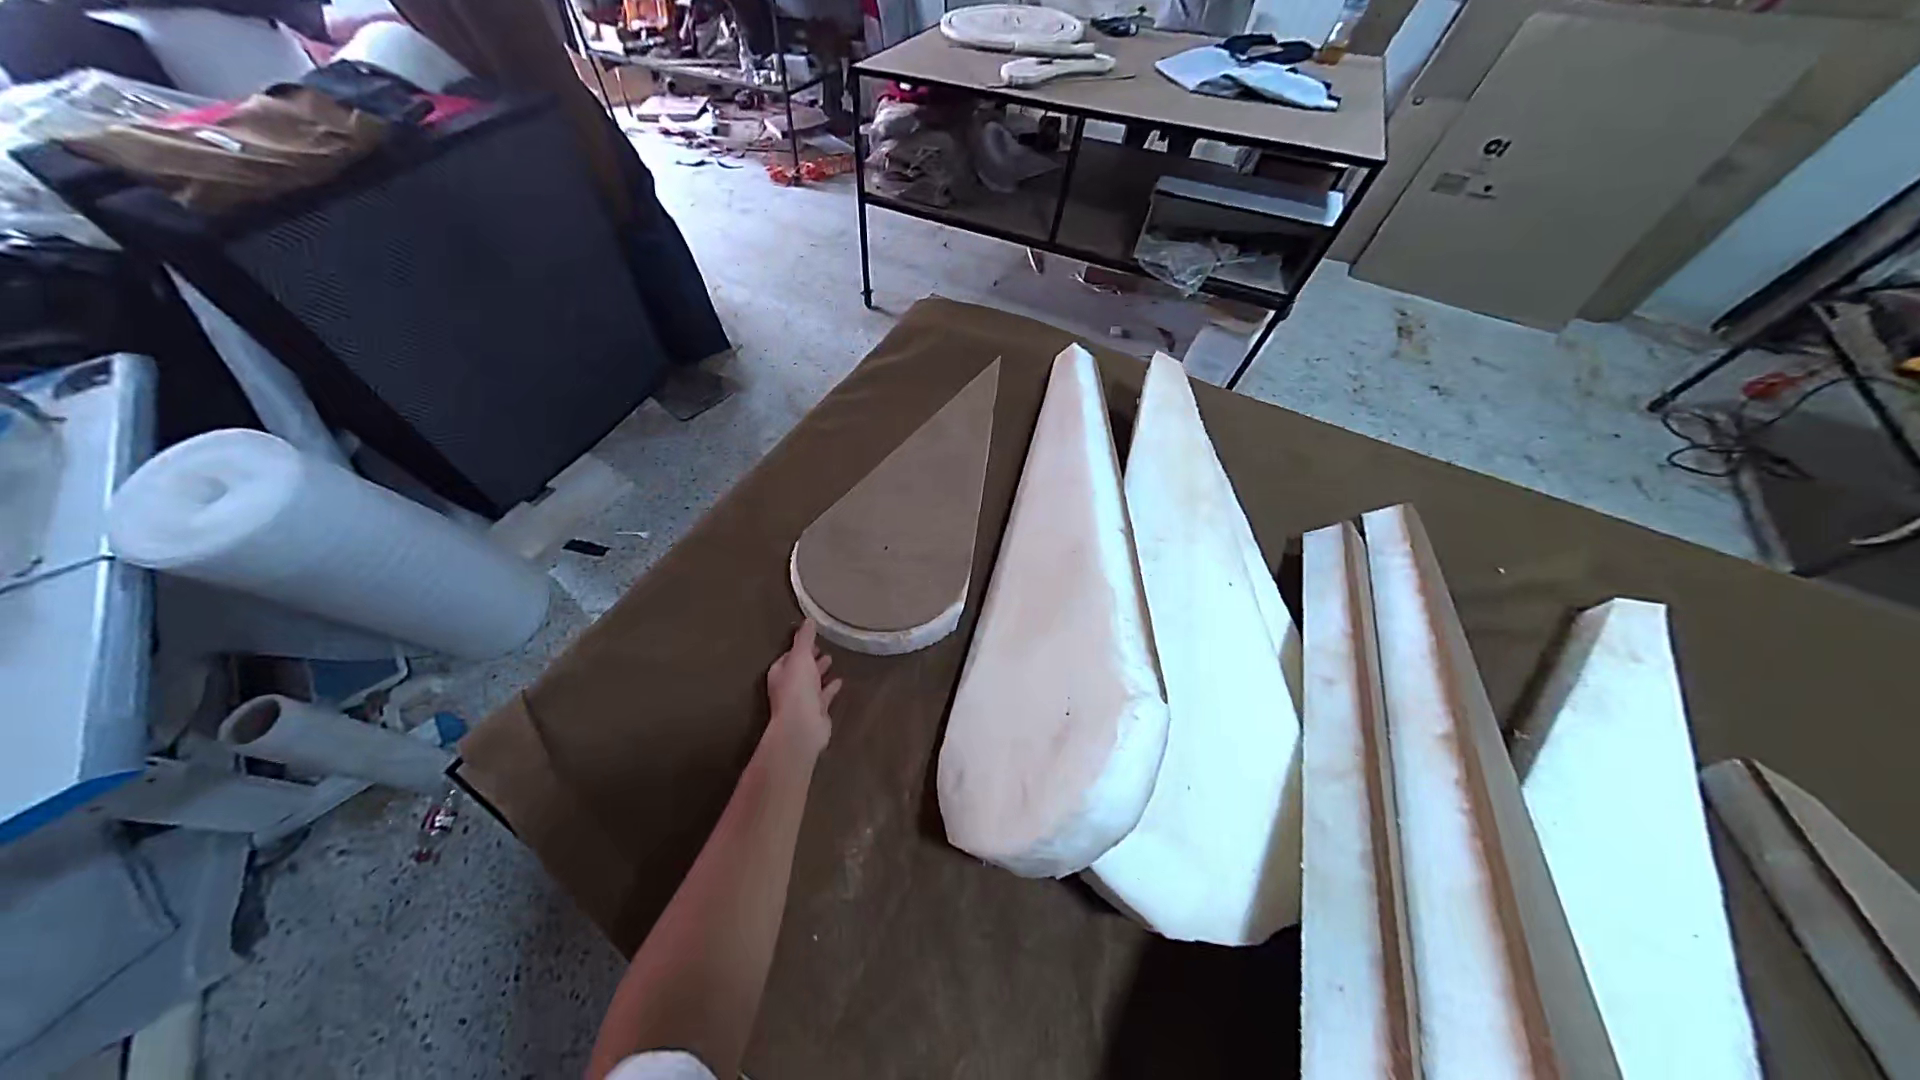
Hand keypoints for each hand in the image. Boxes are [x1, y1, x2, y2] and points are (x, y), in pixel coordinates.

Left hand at [767, 620, 840, 757]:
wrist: (802, 726)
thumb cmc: (797, 688)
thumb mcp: (800, 657)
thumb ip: (804, 639)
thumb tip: (808, 620)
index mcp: (780, 673)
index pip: (787, 656)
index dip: (798, 648)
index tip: (810, 639)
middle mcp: (789, 687)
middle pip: (800, 669)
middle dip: (809, 659)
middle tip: (821, 648)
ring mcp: (803, 701)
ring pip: (812, 682)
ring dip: (820, 672)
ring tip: (831, 659)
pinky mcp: (817, 711)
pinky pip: (824, 696)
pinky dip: (831, 688)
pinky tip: (840, 681)